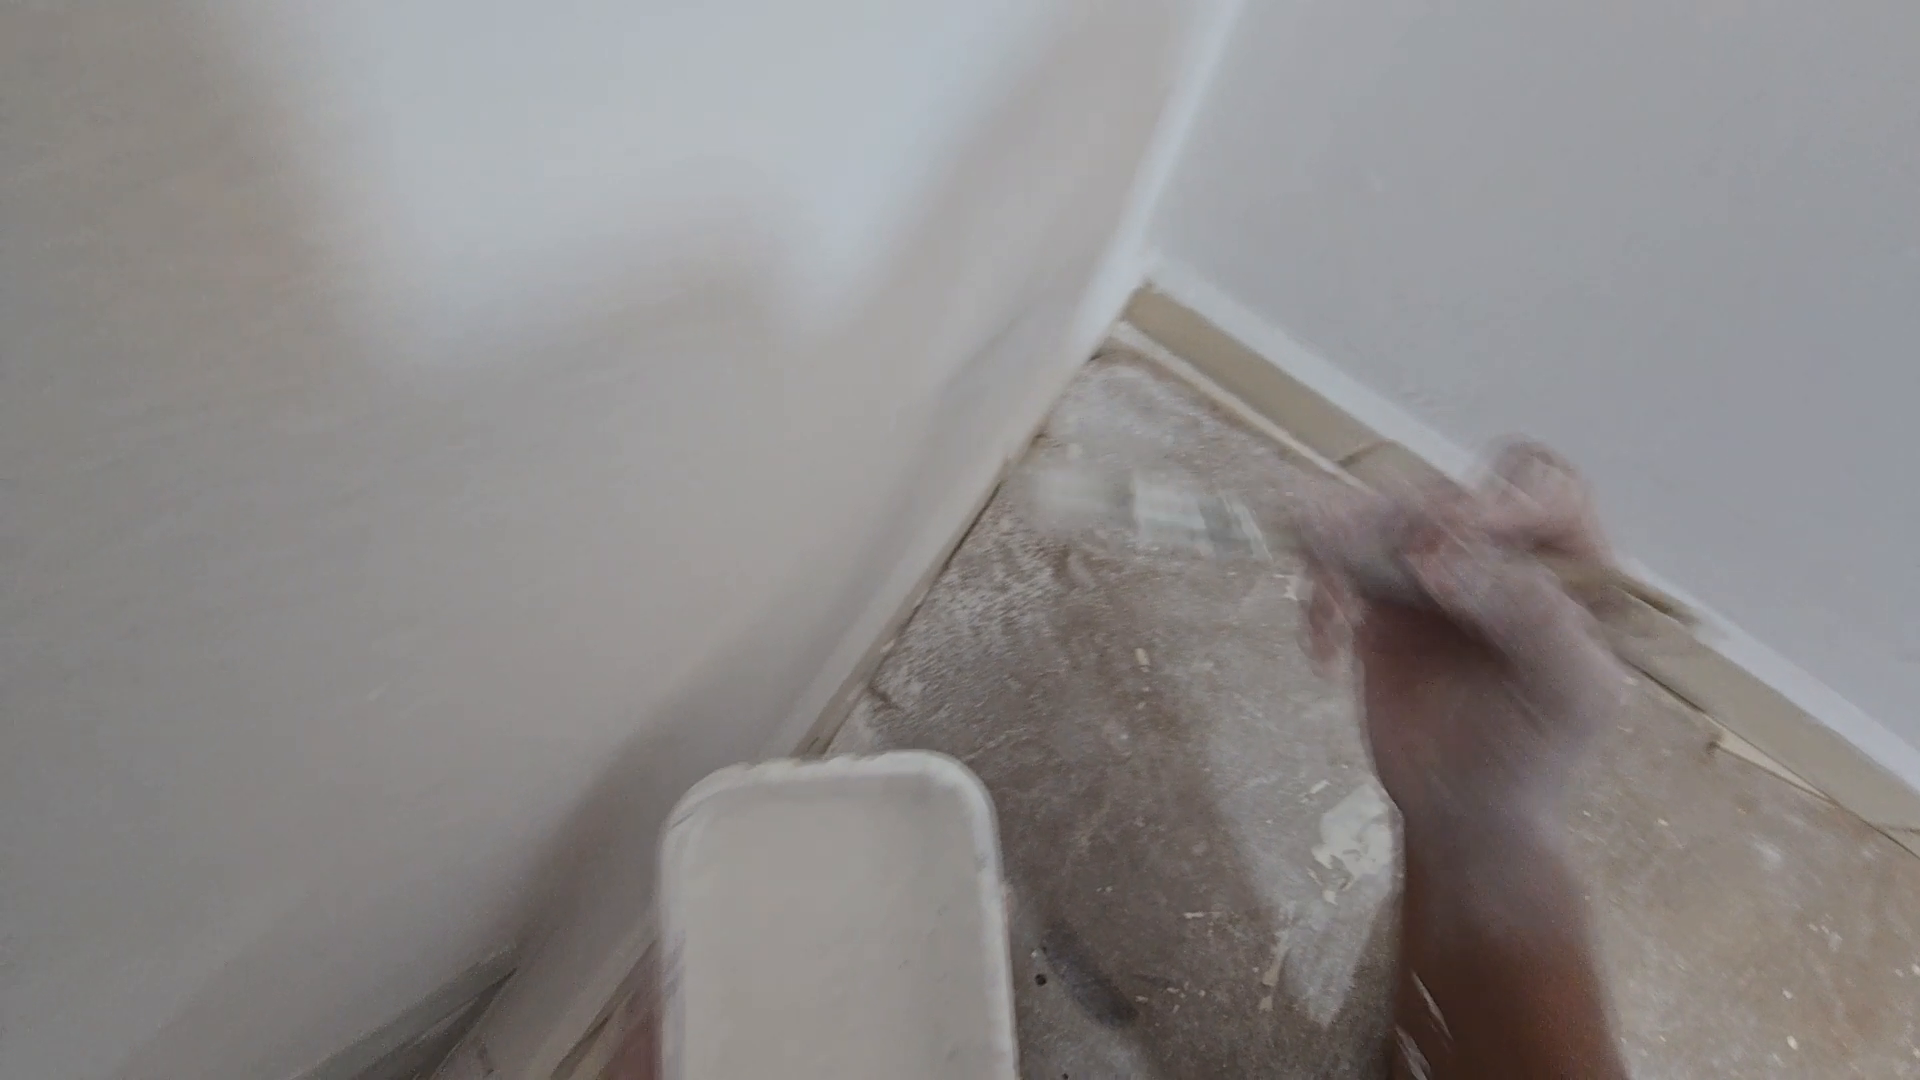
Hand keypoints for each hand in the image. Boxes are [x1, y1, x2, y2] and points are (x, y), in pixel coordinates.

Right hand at [1292, 442, 1631, 839]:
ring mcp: (1427, 573)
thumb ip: (1529, 616)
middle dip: (1400, 528)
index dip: (1497, 501)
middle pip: (1439, 495)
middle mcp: (1494, 558)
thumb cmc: (1528, 758)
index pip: (1541, 490)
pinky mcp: (1373, 596)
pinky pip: (1331, 564)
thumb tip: (1435, 553)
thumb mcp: (1563, 693)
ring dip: (1338, 553)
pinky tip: (1324, 649)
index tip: (1444, 545)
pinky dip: (1316, 597)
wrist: (1455, 807)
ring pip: (1372, 519)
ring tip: (1331, 611)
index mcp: (1567, 571)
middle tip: (1388, 577)